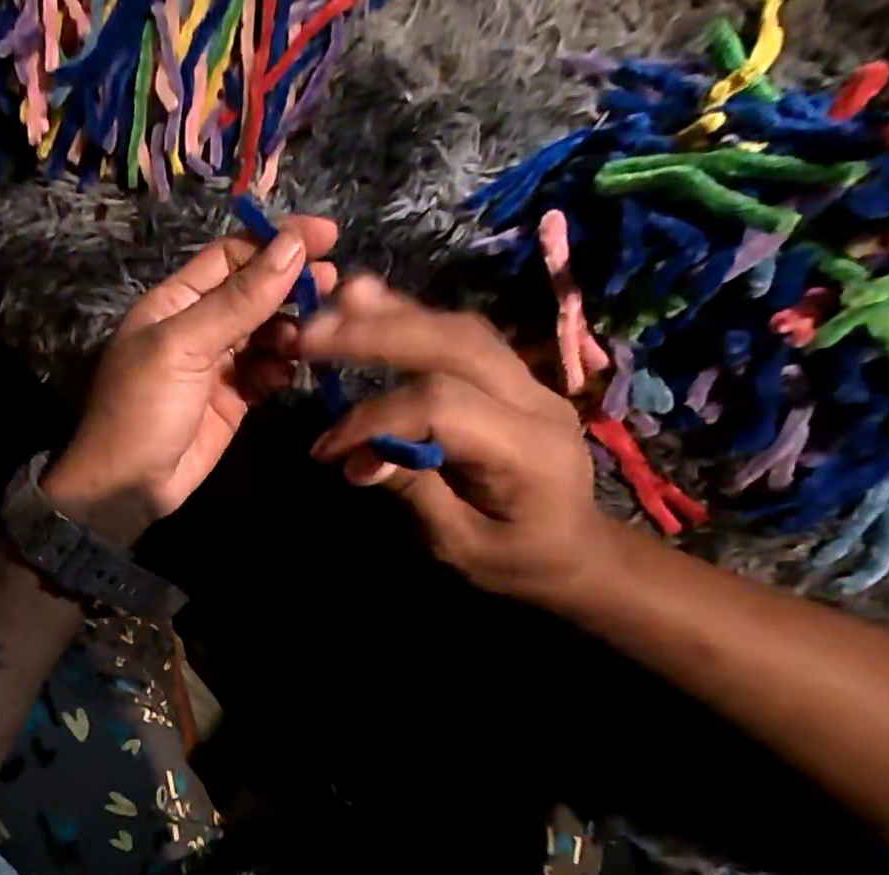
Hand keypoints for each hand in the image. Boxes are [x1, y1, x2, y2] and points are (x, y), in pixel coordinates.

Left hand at [44, 217, 339, 543]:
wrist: (127, 487)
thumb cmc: (142, 409)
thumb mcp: (183, 347)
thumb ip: (238, 300)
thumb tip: (293, 246)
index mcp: (174, 302)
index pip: (231, 256)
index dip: (275, 243)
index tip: (326, 238)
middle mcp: (197, 327)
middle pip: (254, 292)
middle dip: (291, 287)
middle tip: (331, 289)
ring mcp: (216, 365)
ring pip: (266, 333)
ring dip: (290, 331)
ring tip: (307, 340)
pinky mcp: (233, 400)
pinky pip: (267, 372)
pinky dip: (280, 369)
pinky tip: (284, 375)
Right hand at [300, 277, 614, 604]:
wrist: (578, 551)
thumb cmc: (518, 560)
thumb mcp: (459, 546)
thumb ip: (413, 492)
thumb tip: (354, 460)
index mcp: (525, 451)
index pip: (441, 407)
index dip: (375, 420)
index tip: (327, 450)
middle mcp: (535, 400)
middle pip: (454, 344)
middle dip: (377, 334)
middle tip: (310, 337)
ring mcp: (530, 382)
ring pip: (460, 329)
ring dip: (394, 314)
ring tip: (337, 301)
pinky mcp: (515, 378)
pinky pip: (464, 337)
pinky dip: (414, 320)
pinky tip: (375, 305)